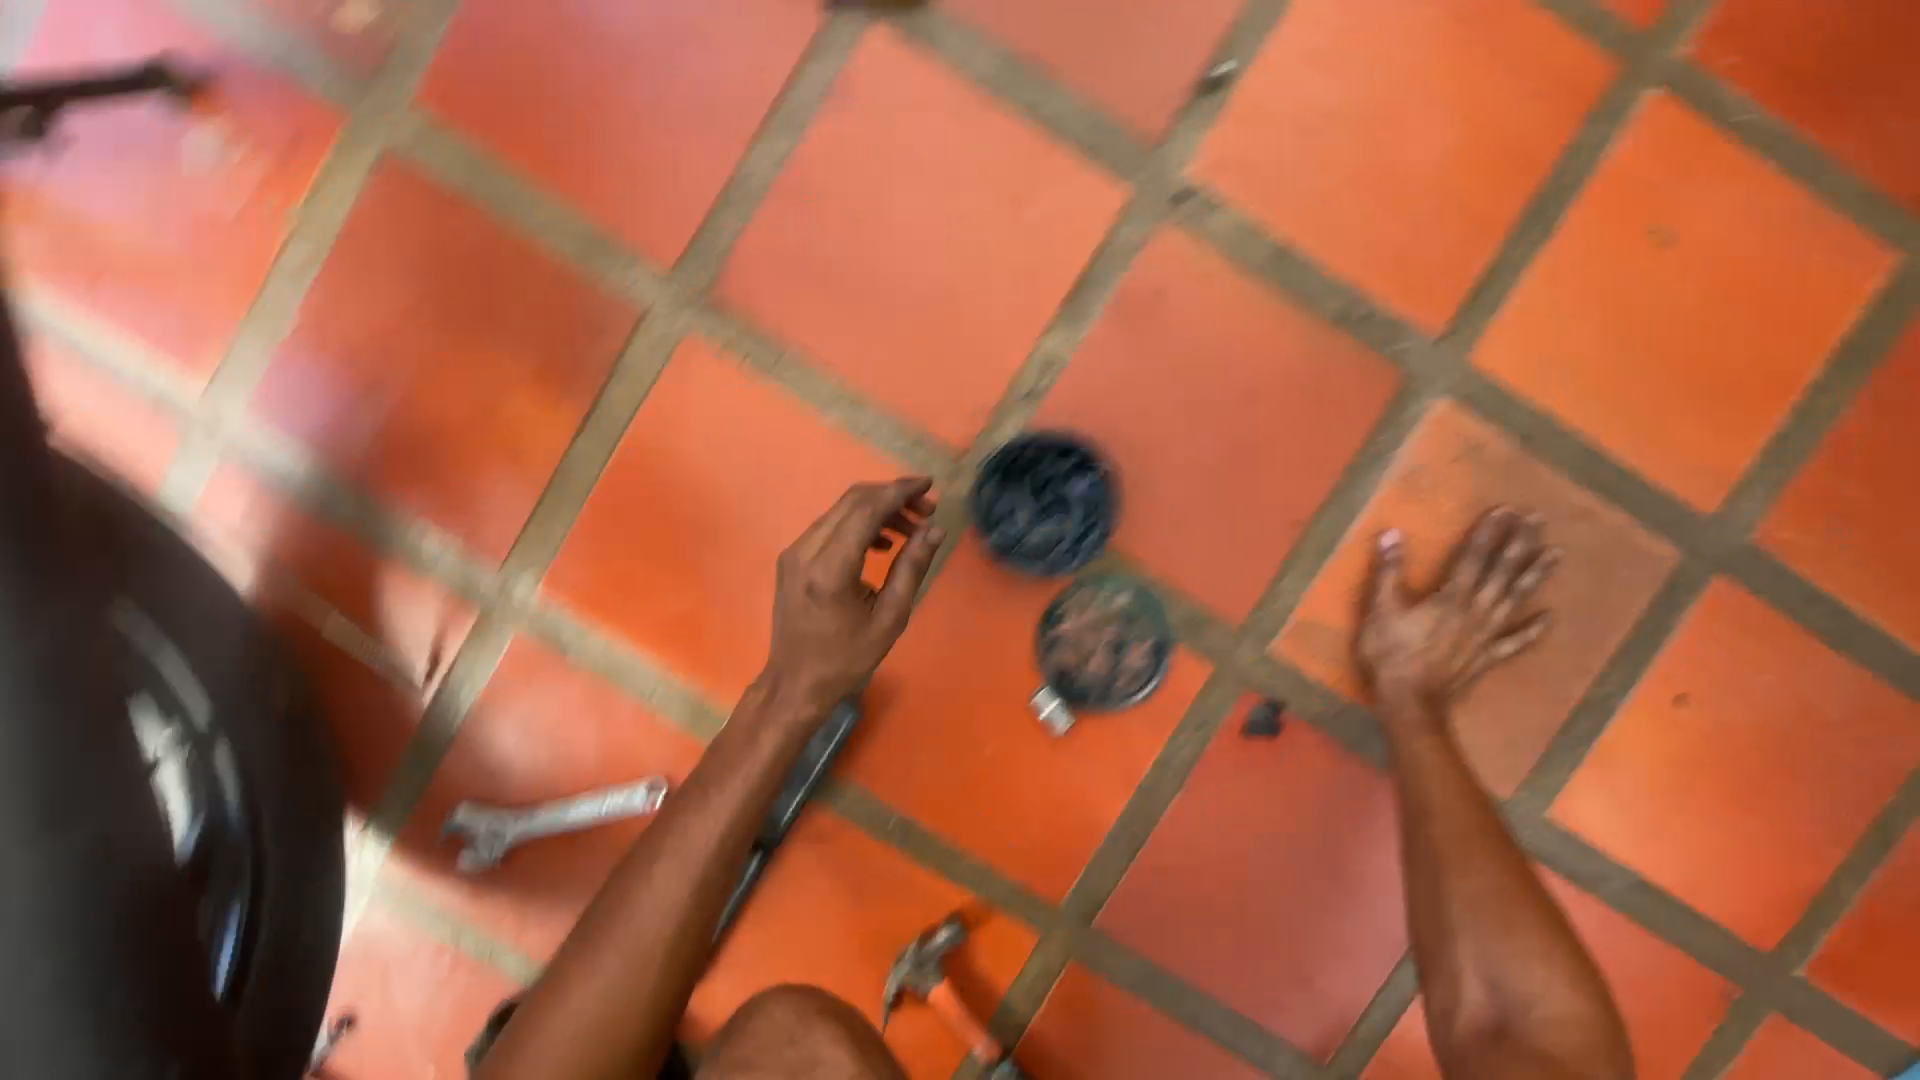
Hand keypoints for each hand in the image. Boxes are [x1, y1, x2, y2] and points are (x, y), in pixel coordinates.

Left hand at [759, 477, 943, 717]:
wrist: (796, 683)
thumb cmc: (847, 659)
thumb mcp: (890, 618)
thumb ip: (912, 568)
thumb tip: (934, 530)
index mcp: (830, 569)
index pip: (866, 510)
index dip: (899, 492)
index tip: (929, 486)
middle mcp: (805, 551)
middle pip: (851, 501)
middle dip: (892, 497)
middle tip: (926, 511)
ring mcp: (794, 552)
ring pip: (840, 511)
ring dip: (876, 510)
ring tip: (911, 529)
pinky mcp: (792, 559)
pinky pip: (829, 526)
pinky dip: (858, 524)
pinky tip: (882, 543)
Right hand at [1357, 507, 1556, 708]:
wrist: (1410, 701)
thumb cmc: (1391, 653)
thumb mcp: (1380, 609)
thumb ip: (1389, 572)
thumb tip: (1392, 534)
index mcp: (1450, 596)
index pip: (1473, 557)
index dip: (1488, 532)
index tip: (1505, 510)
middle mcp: (1476, 610)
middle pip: (1501, 572)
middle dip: (1519, 543)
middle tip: (1538, 519)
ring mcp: (1486, 634)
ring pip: (1516, 599)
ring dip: (1534, 575)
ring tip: (1555, 553)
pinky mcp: (1488, 656)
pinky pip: (1517, 640)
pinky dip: (1534, 629)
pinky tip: (1550, 617)